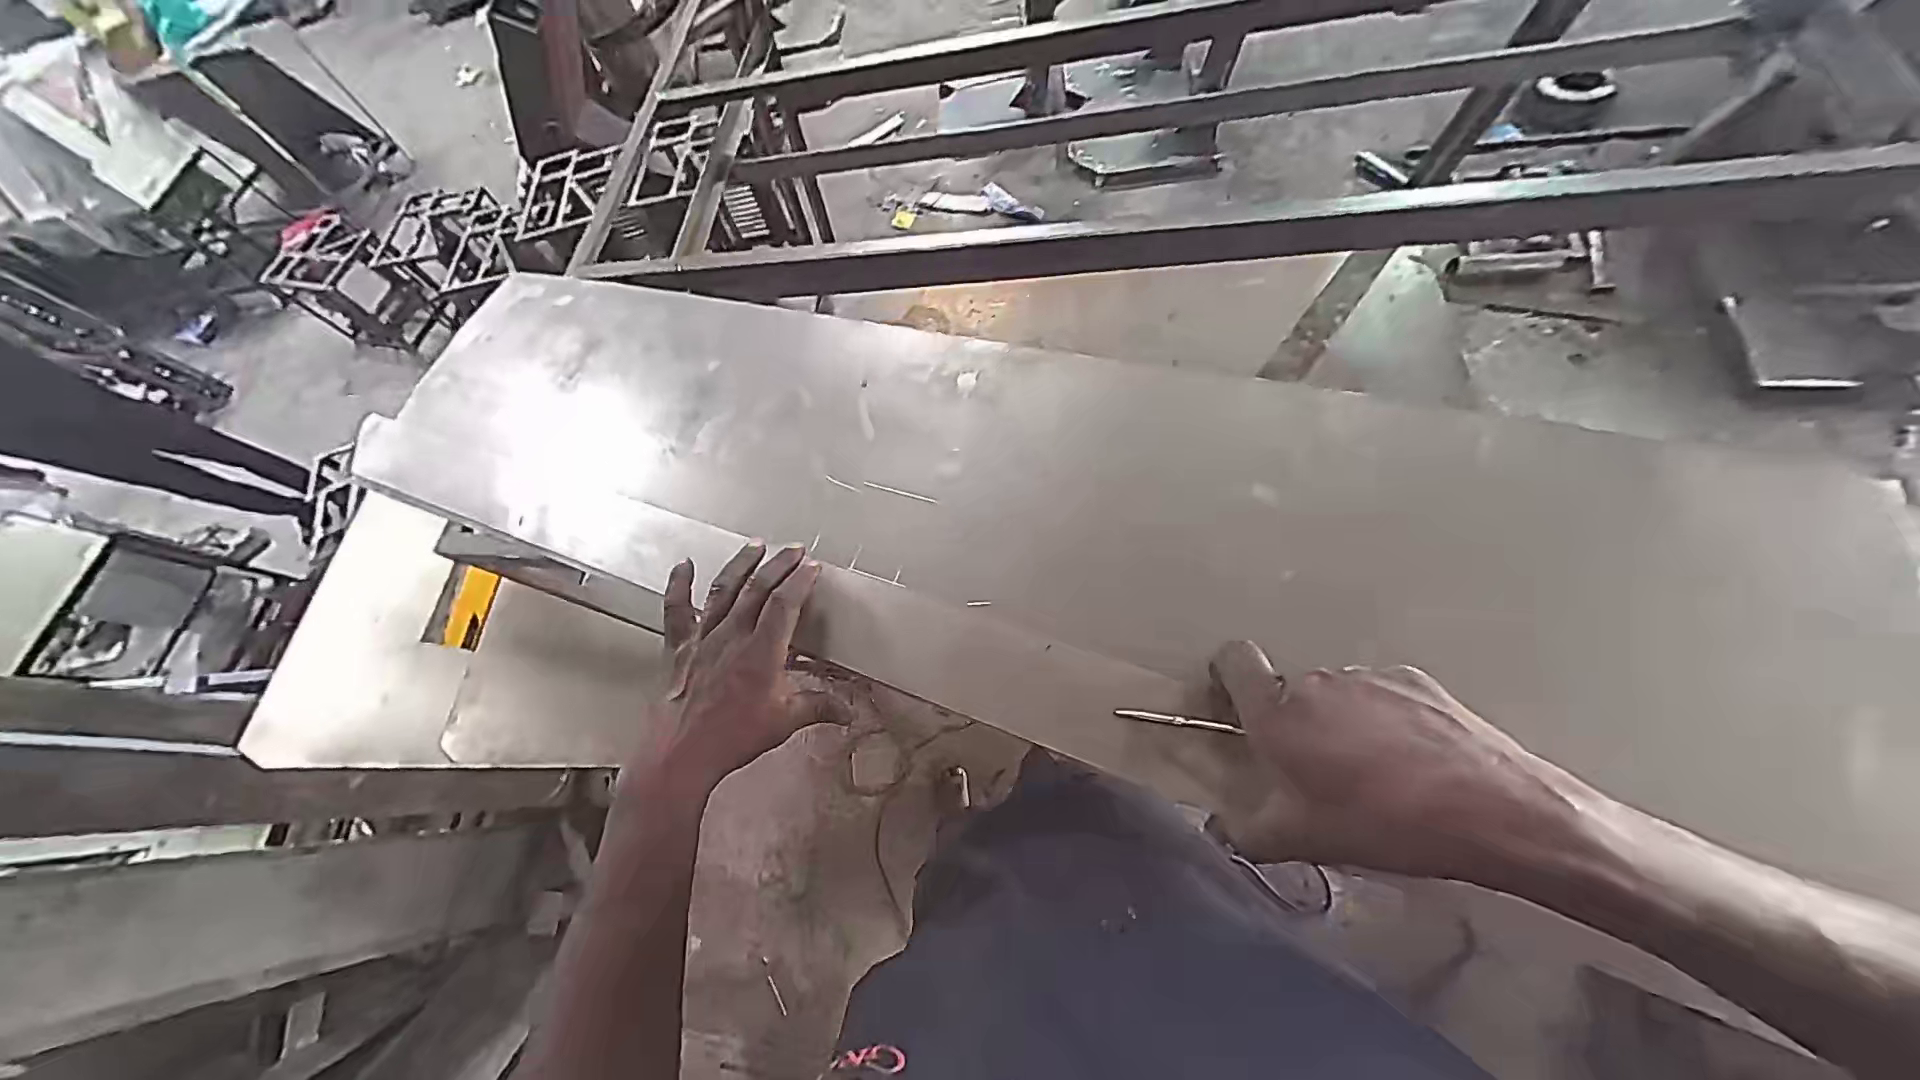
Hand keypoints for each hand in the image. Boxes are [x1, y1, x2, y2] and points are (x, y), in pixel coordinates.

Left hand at [630, 541, 831, 792]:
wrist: (681, 755)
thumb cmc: (731, 738)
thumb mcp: (785, 722)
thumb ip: (819, 707)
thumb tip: (848, 710)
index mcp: (761, 652)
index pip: (784, 604)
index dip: (800, 581)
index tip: (812, 567)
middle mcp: (732, 637)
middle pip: (758, 588)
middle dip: (779, 564)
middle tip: (794, 550)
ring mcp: (703, 639)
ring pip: (723, 590)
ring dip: (741, 564)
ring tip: (755, 546)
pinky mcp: (680, 647)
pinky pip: (676, 609)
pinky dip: (679, 584)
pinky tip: (683, 565)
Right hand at [1208, 642, 1601, 889]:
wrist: (1498, 813)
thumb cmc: (1384, 823)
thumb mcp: (1301, 841)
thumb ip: (1245, 833)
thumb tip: (1219, 832)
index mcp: (1278, 713)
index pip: (1234, 660)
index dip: (1228, 674)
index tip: (1236, 703)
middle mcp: (1316, 682)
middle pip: (1288, 690)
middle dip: (1295, 722)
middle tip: (1319, 771)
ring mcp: (1369, 678)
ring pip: (1335, 695)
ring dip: (1340, 722)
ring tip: (1376, 774)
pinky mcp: (1417, 681)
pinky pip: (1382, 696)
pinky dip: (1385, 719)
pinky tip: (1415, 763)